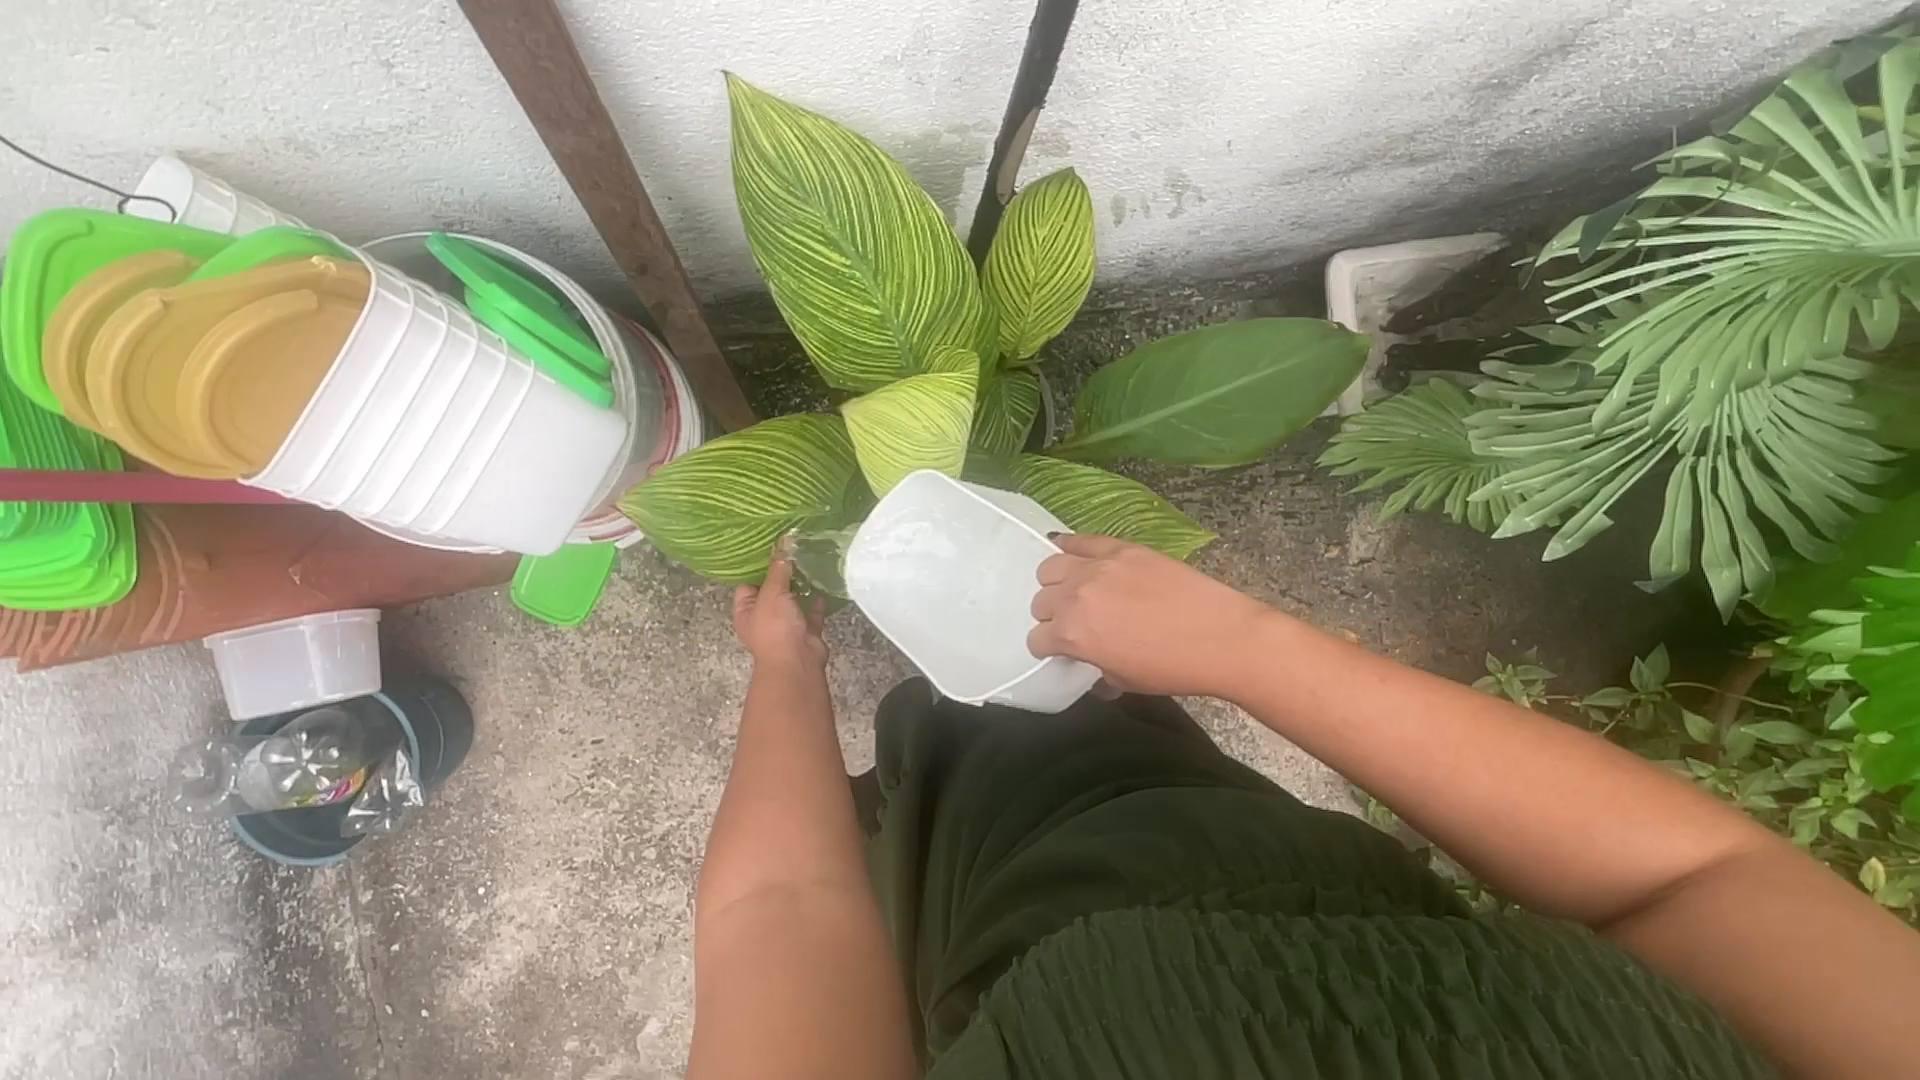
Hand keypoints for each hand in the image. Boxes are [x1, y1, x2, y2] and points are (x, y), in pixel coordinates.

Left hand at [733, 545, 827, 670]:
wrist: (797, 661)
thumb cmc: (775, 627)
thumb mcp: (772, 592)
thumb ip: (778, 568)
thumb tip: (783, 542)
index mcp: (746, 611)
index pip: (747, 583)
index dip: (758, 567)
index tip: (771, 548)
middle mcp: (763, 619)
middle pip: (771, 592)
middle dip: (782, 575)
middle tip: (794, 551)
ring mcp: (785, 627)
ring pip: (792, 602)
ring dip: (800, 587)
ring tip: (809, 562)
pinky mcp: (805, 632)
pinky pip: (811, 613)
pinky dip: (816, 601)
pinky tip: (823, 585)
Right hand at [1027, 534, 1274, 697]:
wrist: (1221, 637)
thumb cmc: (1173, 668)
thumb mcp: (1123, 681)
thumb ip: (1095, 667)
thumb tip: (1090, 662)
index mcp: (1072, 634)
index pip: (1038, 639)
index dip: (1049, 648)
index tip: (1062, 650)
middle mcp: (1075, 596)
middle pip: (1041, 602)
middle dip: (1052, 616)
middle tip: (1074, 622)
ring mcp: (1097, 567)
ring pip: (1051, 567)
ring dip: (1056, 582)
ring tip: (1073, 590)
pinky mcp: (1120, 548)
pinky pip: (1080, 540)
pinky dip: (1069, 546)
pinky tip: (1069, 552)